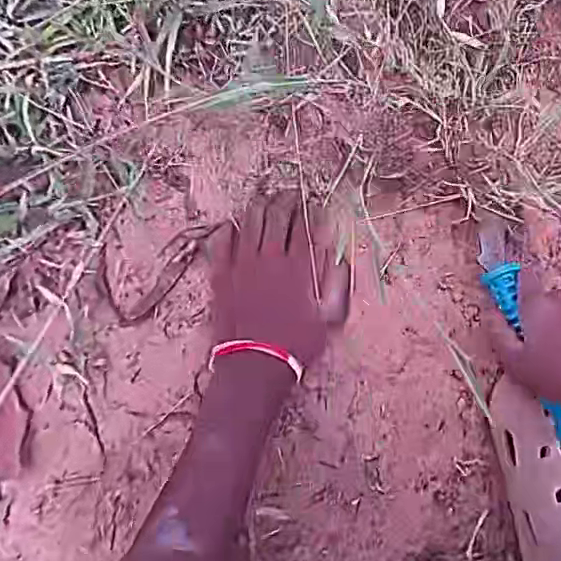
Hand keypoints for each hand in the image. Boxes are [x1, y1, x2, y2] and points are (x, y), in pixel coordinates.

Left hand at [208, 193, 346, 392]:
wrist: (254, 363)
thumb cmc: (296, 344)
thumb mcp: (328, 316)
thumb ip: (336, 282)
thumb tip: (340, 258)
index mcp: (299, 266)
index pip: (306, 225)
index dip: (311, 210)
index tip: (315, 205)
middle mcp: (271, 257)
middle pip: (278, 215)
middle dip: (288, 200)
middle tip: (292, 196)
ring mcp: (242, 264)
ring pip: (250, 221)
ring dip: (260, 206)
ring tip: (266, 201)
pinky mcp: (222, 274)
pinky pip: (221, 242)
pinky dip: (229, 229)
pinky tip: (234, 224)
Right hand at [486, 271, 560, 422]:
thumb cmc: (560, 374)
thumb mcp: (516, 361)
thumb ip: (498, 333)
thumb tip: (489, 312)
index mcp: (535, 302)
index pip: (521, 275)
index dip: (508, 284)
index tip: (500, 306)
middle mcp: (558, 300)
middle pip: (534, 301)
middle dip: (525, 320)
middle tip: (519, 350)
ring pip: (551, 318)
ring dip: (544, 334)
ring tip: (542, 365)